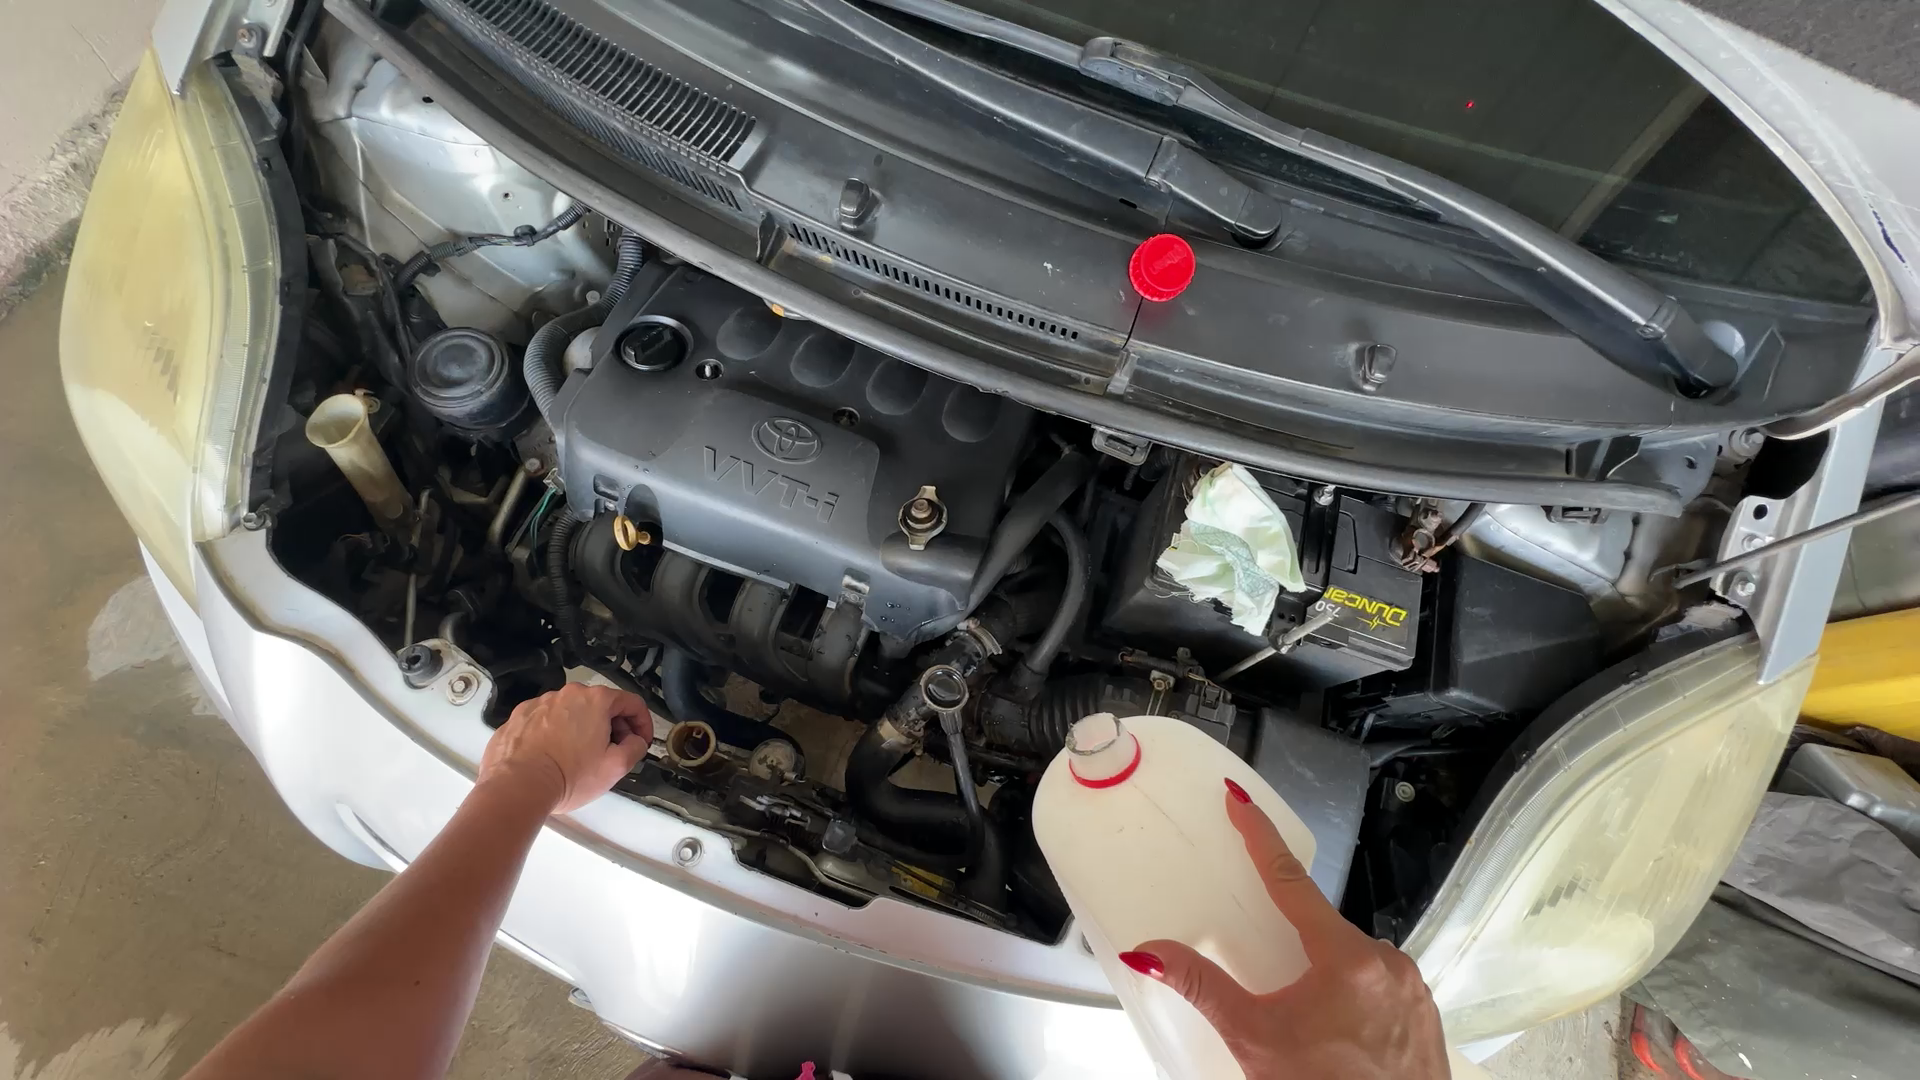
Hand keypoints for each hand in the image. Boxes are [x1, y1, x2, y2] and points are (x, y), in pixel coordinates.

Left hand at [478, 684, 652, 812]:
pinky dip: (553, 735)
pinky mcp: (518, 718)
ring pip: (571, 712)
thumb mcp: (617, 766)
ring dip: (581, 730)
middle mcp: (568, 695)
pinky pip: (545, 721)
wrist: (515, 789)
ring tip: (577, 758)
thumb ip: (637, 747)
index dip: (643, 723)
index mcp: (596, 700)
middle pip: (601, 706)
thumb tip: (634, 742)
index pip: (632, 703)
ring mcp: (540, 704)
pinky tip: (553, 756)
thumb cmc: (565, 776)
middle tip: (611, 752)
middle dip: (611, 727)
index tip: (640, 740)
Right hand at [1122, 783, 1448, 1079]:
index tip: (1239, 800)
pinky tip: (1332, 1021)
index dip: (1258, 834)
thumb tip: (1146, 949)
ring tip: (1296, 1000)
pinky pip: (1377, 980)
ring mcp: (1413, 992)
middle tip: (1262, 945)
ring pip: (1351, 952)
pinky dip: (1349, 985)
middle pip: (1321, 921)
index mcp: (1346, 958)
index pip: (1289, 878)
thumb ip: (1200, 985)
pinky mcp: (1426, 1020)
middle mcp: (1387, 963)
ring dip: (1320, 959)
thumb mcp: (1255, 1039)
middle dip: (1289, 923)